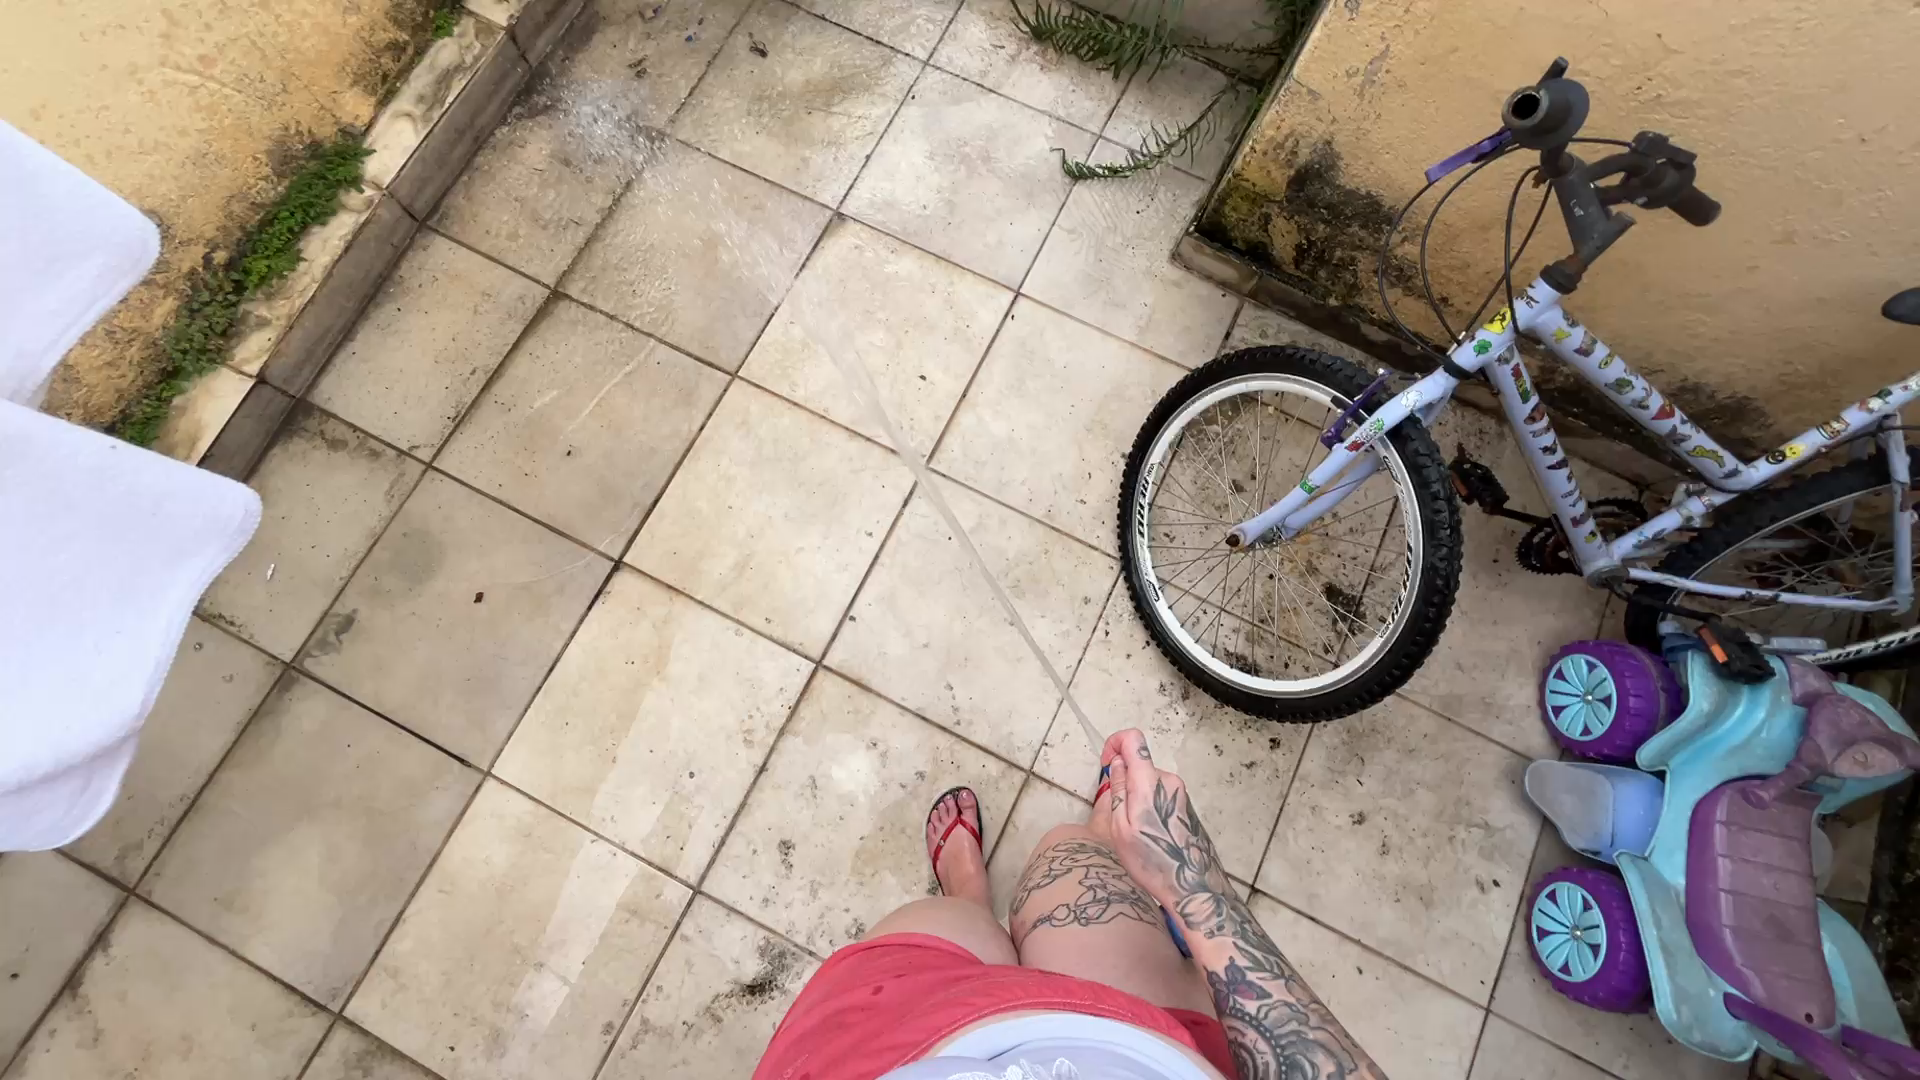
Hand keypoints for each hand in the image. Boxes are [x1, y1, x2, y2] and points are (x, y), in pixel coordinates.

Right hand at [1095, 728, 1235, 934]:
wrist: (1194, 889)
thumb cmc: (1152, 861)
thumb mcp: (1121, 827)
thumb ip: (1118, 790)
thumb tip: (1117, 763)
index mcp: (1150, 781)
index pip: (1132, 739)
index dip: (1114, 744)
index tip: (1107, 766)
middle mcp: (1169, 780)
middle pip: (1139, 764)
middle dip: (1124, 780)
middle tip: (1119, 816)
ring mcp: (1181, 794)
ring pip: (1149, 782)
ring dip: (1137, 797)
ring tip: (1136, 832)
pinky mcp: (1187, 807)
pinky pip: (1160, 795)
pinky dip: (1150, 806)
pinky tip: (1151, 836)